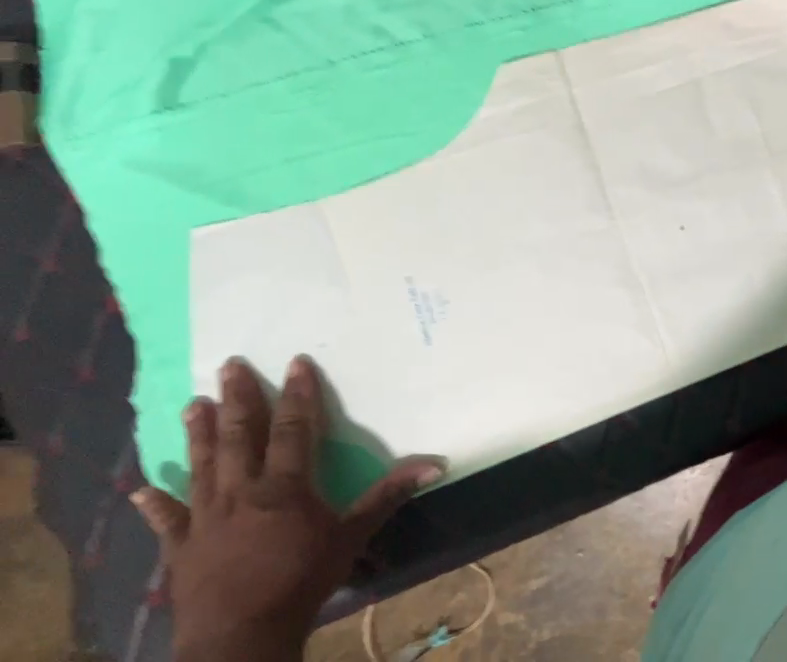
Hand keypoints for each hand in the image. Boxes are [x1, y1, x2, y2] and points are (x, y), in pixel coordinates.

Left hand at [130, 357, 443, 661]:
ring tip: (193, 404)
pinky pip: (166, 520)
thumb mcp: (353, 535)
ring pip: (202, 466)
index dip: (297, 393)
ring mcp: (205, 518)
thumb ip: (388, 496)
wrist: (240, 635)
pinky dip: (155, 502)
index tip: (295, 362)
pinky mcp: (181, 547)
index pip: (291, 428)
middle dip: (237, 399)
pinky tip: (141, 486)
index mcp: (283, 486)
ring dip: (198, 434)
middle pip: (238, 437)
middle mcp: (240, 492)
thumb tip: (435, 463)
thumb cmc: (302, 579)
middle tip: (228, 365)